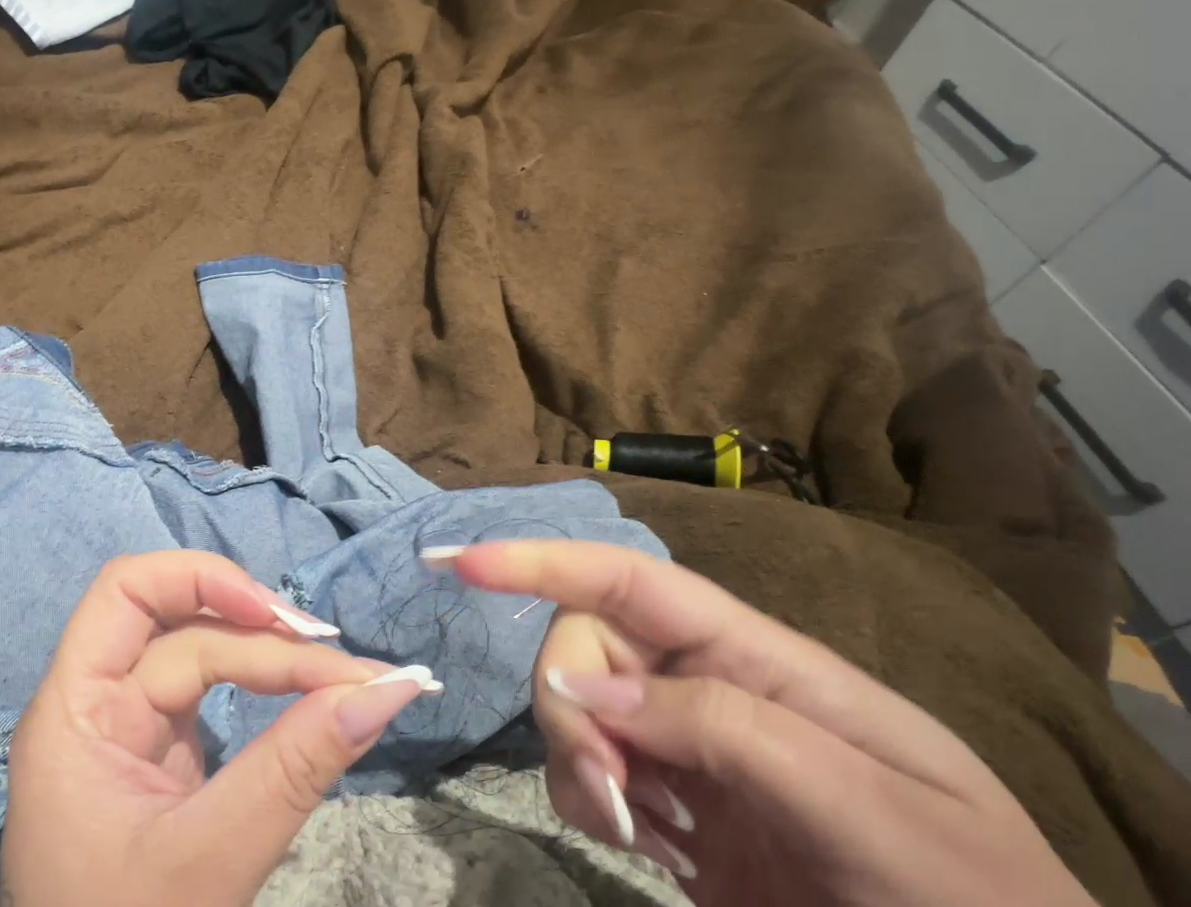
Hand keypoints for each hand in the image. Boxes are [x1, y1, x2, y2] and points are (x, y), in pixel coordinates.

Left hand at [0, 551, 432, 906]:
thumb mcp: (212, 858)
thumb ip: (295, 769)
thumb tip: (387, 691)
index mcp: (72, 711)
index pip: (127, 593)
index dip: (203, 580)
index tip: (284, 620)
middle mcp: (93, 703)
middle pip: (179, 627)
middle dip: (264, 636)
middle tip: (350, 671)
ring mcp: (127, 729)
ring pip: (200, 658)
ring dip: (273, 661)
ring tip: (347, 681)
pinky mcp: (158, 756)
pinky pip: (209, 698)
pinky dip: (263, 693)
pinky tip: (308, 701)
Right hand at [427, 539, 1095, 906]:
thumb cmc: (970, 899)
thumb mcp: (871, 811)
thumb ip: (726, 730)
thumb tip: (581, 679)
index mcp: (763, 660)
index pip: (633, 583)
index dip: (544, 561)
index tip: (463, 562)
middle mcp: (709, 686)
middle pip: (585, 646)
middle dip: (570, 710)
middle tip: (615, 797)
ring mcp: (685, 747)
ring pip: (574, 709)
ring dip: (582, 766)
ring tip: (652, 839)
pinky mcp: (669, 805)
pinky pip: (588, 774)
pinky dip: (593, 807)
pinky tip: (655, 852)